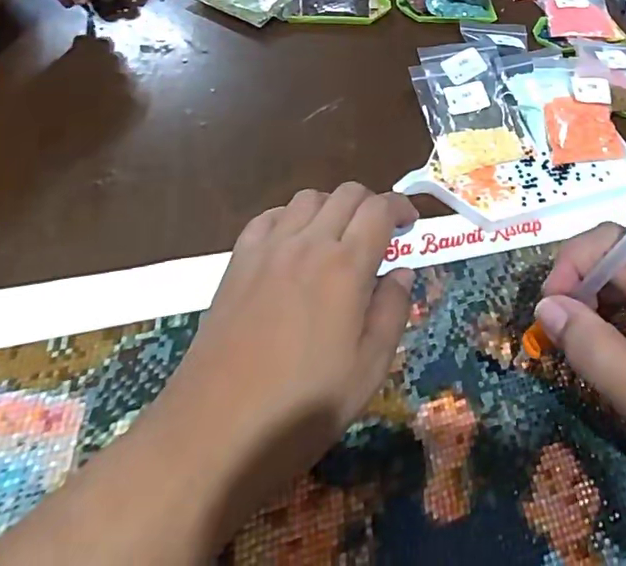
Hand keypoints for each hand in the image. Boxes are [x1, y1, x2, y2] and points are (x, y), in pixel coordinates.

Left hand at [149, 183, 418, 541]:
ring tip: (338, 239)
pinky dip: (290, 217)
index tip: (410, 224)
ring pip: (307, 198)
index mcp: (345, 267)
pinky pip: (269, 217)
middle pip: (346, 194)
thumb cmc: (303, 407)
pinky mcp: (237, 262)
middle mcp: (307, 244)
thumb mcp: (368, 370)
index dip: (400, 207)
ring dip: (331, 207)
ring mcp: (268, 250)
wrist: (215, 431)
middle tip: (380, 234)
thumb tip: (401, 272)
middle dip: (371, 204)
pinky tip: (294, 245)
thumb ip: (392, 312)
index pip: (379, 208)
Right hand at [534, 223, 625, 498]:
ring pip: (622, 268)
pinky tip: (608, 344)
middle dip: (578, 283)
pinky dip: (613, 309)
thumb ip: (592, 348)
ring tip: (580, 342)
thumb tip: (545, 307)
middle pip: (614, 250)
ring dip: (593, 298)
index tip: (547, 314)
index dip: (569, 268)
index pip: (609, 243)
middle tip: (558, 332)